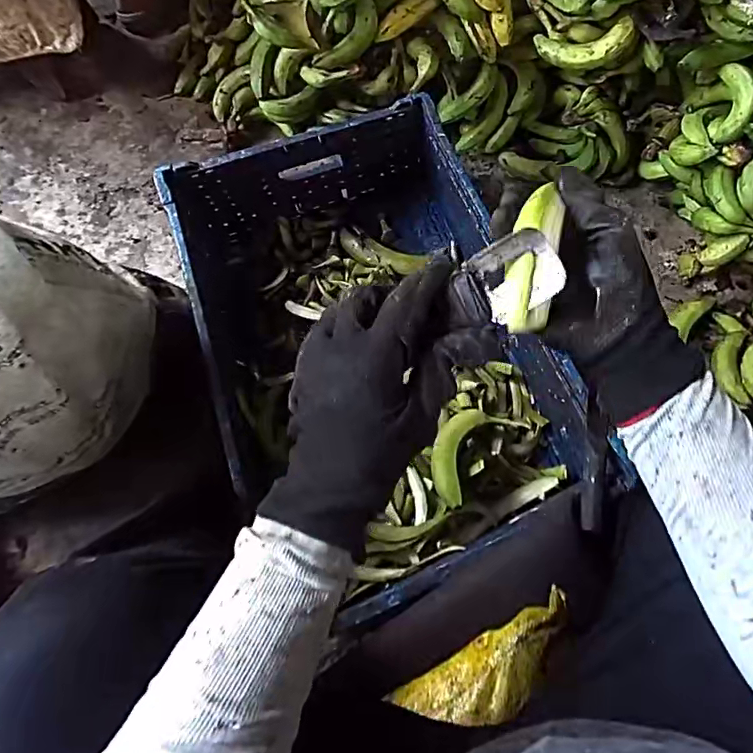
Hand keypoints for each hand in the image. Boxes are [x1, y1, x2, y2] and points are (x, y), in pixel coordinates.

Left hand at [260, 253, 499, 555]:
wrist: (325, 487)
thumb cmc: (379, 455)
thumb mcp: (420, 418)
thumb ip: (436, 373)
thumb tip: (449, 341)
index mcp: (375, 356)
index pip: (404, 303)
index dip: (425, 282)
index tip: (441, 266)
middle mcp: (342, 344)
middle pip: (366, 297)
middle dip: (392, 293)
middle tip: (413, 307)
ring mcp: (316, 354)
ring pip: (340, 309)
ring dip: (365, 307)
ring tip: (383, 323)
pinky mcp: (303, 366)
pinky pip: (323, 329)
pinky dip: (343, 325)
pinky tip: (356, 345)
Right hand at [492, 169, 703, 421]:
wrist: (615, 335)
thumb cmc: (621, 279)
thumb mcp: (612, 232)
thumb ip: (588, 202)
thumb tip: (560, 173)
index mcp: (576, 225)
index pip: (548, 196)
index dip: (533, 184)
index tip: (520, 174)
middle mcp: (553, 241)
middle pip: (523, 212)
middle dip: (512, 200)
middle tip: (508, 195)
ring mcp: (535, 264)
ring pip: (509, 236)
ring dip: (503, 223)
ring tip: (503, 217)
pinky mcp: (522, 288)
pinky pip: (503, 267)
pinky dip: (497, 254)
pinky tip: (499, 242)